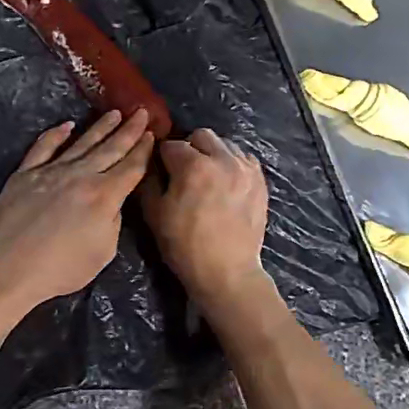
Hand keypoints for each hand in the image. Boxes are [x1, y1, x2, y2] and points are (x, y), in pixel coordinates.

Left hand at [0, 109, 153, 324]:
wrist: (8, 268)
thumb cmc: (59, 269)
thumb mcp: (103, 252)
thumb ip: (113, 222)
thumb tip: (111, 203)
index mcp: (104, 196)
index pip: (130, 167)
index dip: (143, 150)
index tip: (151, 134)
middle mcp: (80, 176)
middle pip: (110, 149)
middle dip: (128, 130)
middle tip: (141, 112)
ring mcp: (50, 171)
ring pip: (81, 143)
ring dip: (100, 127)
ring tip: (114, 113)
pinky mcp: (25, 174)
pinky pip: (43, 148)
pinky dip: (56, 135)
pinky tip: (67, 126)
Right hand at [138, 128, 271, 304]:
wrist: (226, 272)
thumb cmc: (184, 245)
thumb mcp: (154, 214)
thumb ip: (148, 180)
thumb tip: (150, 163)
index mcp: (193, 165)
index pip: (170, 145)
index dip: (162, 158)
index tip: (162, 172)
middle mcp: (223, 159)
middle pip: (201, 136)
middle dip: (189, 149)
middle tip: (184, 172)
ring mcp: (246, 168)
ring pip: (225, 144)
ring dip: (212, 154)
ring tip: (207, 178)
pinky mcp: (260, 181)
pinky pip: (244, 159)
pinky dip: (232, 165)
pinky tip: (226, 184)